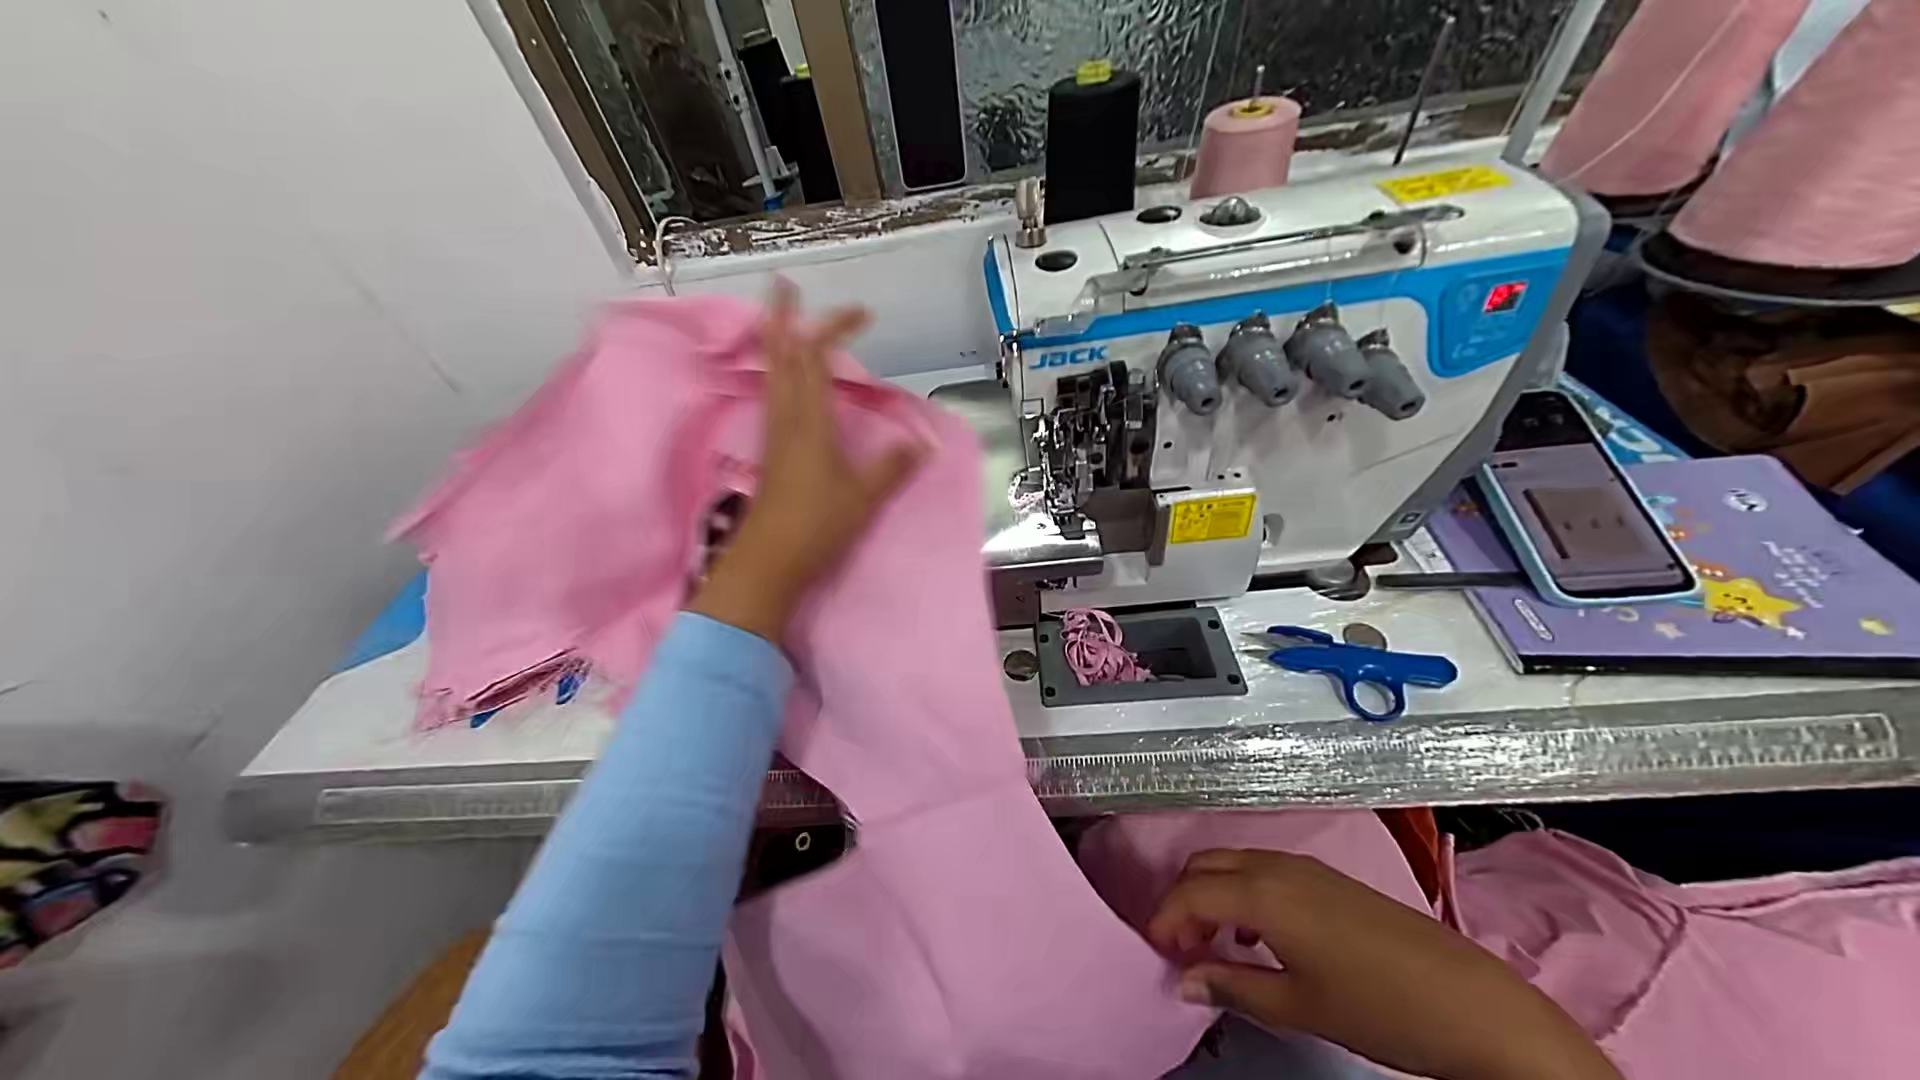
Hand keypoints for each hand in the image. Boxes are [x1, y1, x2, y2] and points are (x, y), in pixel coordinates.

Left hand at [688, 281, 924, 644]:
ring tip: (780, 320)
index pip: (817, 361)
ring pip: (773, 376)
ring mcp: (775, 436)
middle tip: (782, 285)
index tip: (862, 312)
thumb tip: (922, 444)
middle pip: (781, 358)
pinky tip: (785, 382)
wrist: (767, 564)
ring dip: (777, 343)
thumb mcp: (863, 498)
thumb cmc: (815, 527)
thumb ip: (892, 467)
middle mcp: (787, 420)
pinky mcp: (772, 454)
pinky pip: (775, 399)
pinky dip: (781, 375)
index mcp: (810, 423)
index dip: (835, 329)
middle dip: (783, 318)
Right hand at [1147, 850, 1622, 1079]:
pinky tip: (1258, 935)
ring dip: (1211, 893)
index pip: (1191, 892)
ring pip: (1233, 863)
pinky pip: (1262, 869)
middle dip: (1183, 899)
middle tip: (1182, 947)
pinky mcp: (1328, 878)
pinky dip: (1241, 891)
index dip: (1165, 919)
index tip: (1157, 951)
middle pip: (1205, 865)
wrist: (1474, 1005)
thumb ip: (1233, 987)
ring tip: (1214, 943)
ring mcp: (1305, 867)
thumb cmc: (1379, 1007)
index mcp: (1263, 893)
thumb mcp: (1298, 1007)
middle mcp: (1276, 866)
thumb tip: (1185, 981)